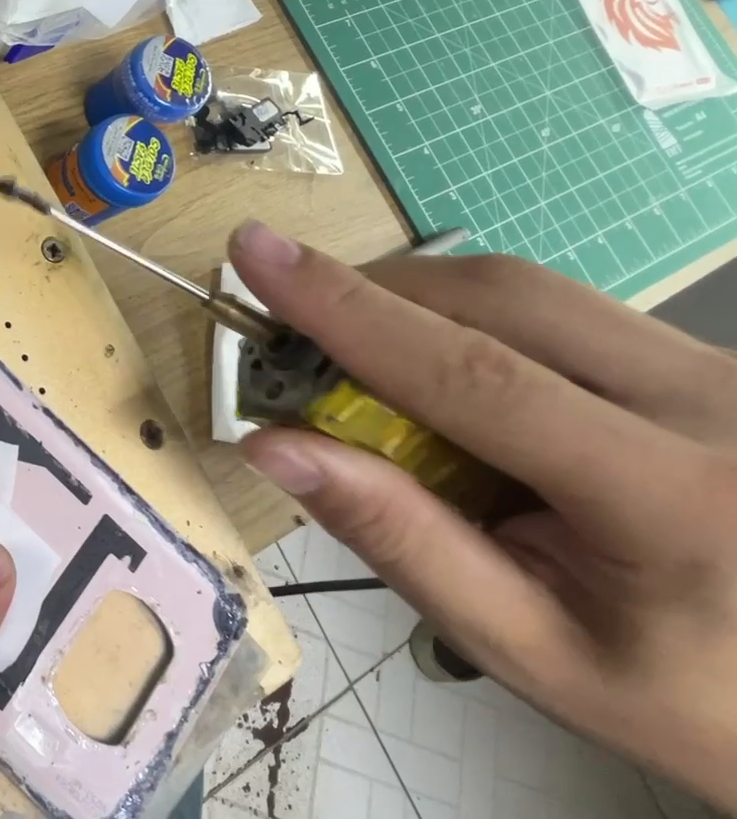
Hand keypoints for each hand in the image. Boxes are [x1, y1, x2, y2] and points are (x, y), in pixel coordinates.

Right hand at [227, 220, 736, 807]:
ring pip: (531, 290)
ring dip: (414, 304)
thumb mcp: (523, 645)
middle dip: (372, 295)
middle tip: (290, 331)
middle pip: (502, 300)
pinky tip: (440, 374)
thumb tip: (272, 447)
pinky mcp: (713, 361)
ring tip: (356, 360)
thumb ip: (398, 539)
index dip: (345, 308)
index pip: (470, 374)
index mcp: (673, 499)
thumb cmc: (678, 692)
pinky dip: (466, 320)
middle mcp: (719, 405)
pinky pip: (559, 309)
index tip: (254, 250)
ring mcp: (728, 372)